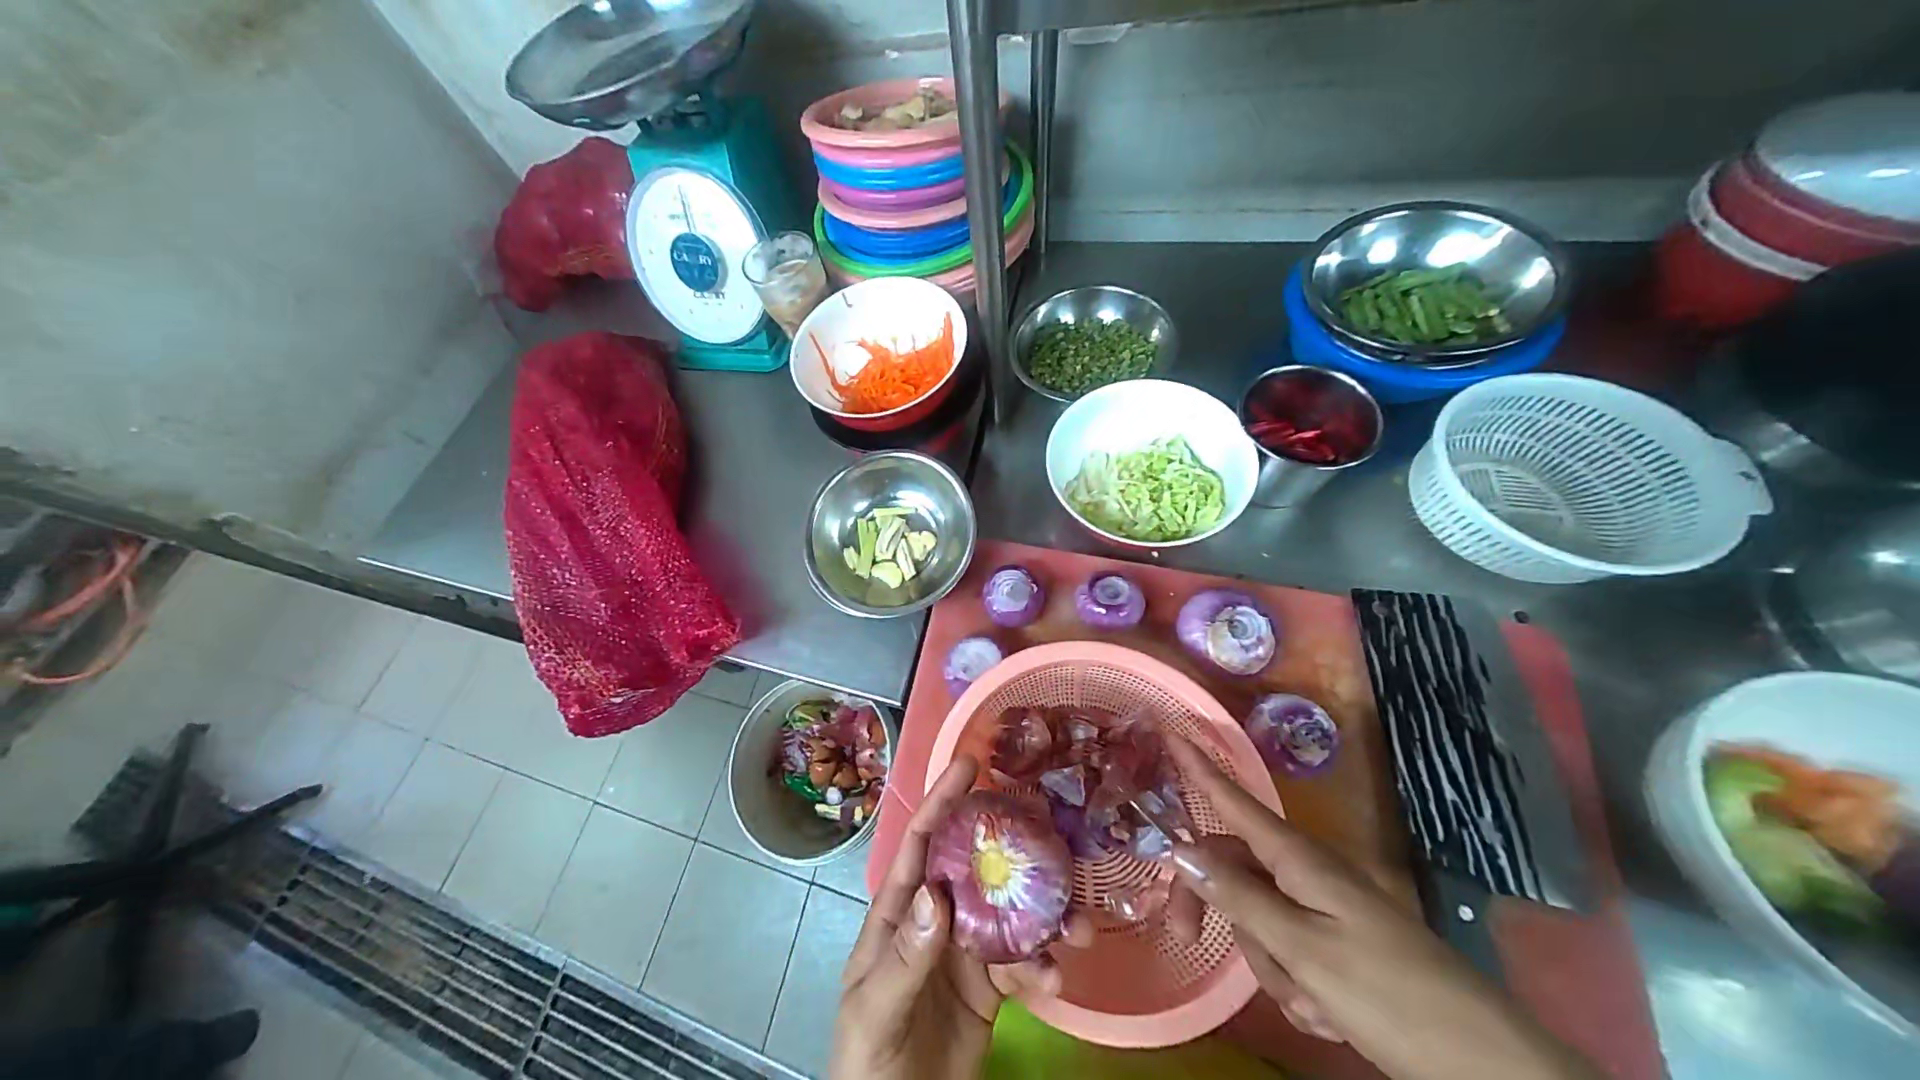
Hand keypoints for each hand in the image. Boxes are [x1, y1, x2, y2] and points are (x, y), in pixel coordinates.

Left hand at [830, 757, 1092, 1079]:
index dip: (942, 801)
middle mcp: (937, 919)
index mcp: (900, 912)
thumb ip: (906, 955)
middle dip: (1012, 849)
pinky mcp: (991, 985)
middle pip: (977, 868)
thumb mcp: (874, 1008)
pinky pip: (1023, 960)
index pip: (921, 844)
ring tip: (1078, 925)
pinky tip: (1058, 975)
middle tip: (1051, 831)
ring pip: (1010, 913)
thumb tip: (937, 893)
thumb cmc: (868, 1058)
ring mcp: (966, 951)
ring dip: (1045, 914)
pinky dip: (1043, 963)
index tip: (970, 764)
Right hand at [1164, 736, 1598, 1079]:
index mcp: (1299, 859)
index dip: (1199, 767)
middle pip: (1232, 868)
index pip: (1234, 800)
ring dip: (1271, 964)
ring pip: (1257, 918)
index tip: (1169, 730)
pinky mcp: (1336, 944)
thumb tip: (1180, 848)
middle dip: (1213, 906)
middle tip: (1185, 938)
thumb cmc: (1390, 994)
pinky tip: (1327, 1012)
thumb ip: (1238, 896)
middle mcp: (1306, 873)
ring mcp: (1323, 909)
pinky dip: (1296, 985)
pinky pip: (1287, 951)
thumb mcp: (1303, 949)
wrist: (1484, 1063)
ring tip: (1312, 1001)